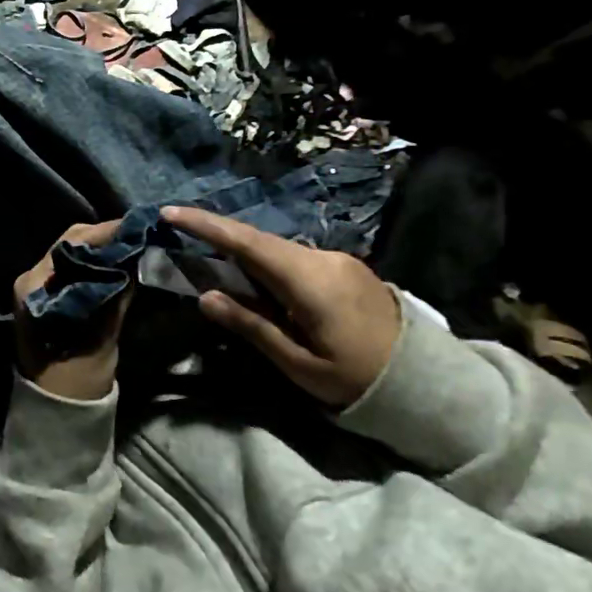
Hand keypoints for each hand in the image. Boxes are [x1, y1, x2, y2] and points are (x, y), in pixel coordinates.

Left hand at [13, 221, 128, 400]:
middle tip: (138, 234)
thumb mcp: (99, 335)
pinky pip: (76, 270)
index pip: (71, 243)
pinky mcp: (52, 299)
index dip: (104, 232)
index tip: (135, 226)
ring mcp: (40, 289)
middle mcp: (33, 280)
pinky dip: (98, 263)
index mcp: (35, 286)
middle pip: (72, 243)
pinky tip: (121, 263)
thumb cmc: (74, 378)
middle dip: (104, 236)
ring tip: (134, 244)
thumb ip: (114, 293)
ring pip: (75, 254)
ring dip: (102, 247)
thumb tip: (134, 256)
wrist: (57, 411)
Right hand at [161, 206, 398, 406]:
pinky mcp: (345, 267)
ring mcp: (337, 259)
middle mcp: (323, 258)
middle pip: (260, 240)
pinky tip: (257, 280)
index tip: (171, 212)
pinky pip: (296, 257)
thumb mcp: (299, 364)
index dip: (207, 226)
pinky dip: (268, 263)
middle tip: (181, 231)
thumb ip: (252, 326)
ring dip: (245, 252)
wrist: (420, 378)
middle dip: (219, 234)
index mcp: (309, 281)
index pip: (248, 244)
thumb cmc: (355, 378)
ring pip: (278, 248)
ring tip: (214, 261)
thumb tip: (206, 297)